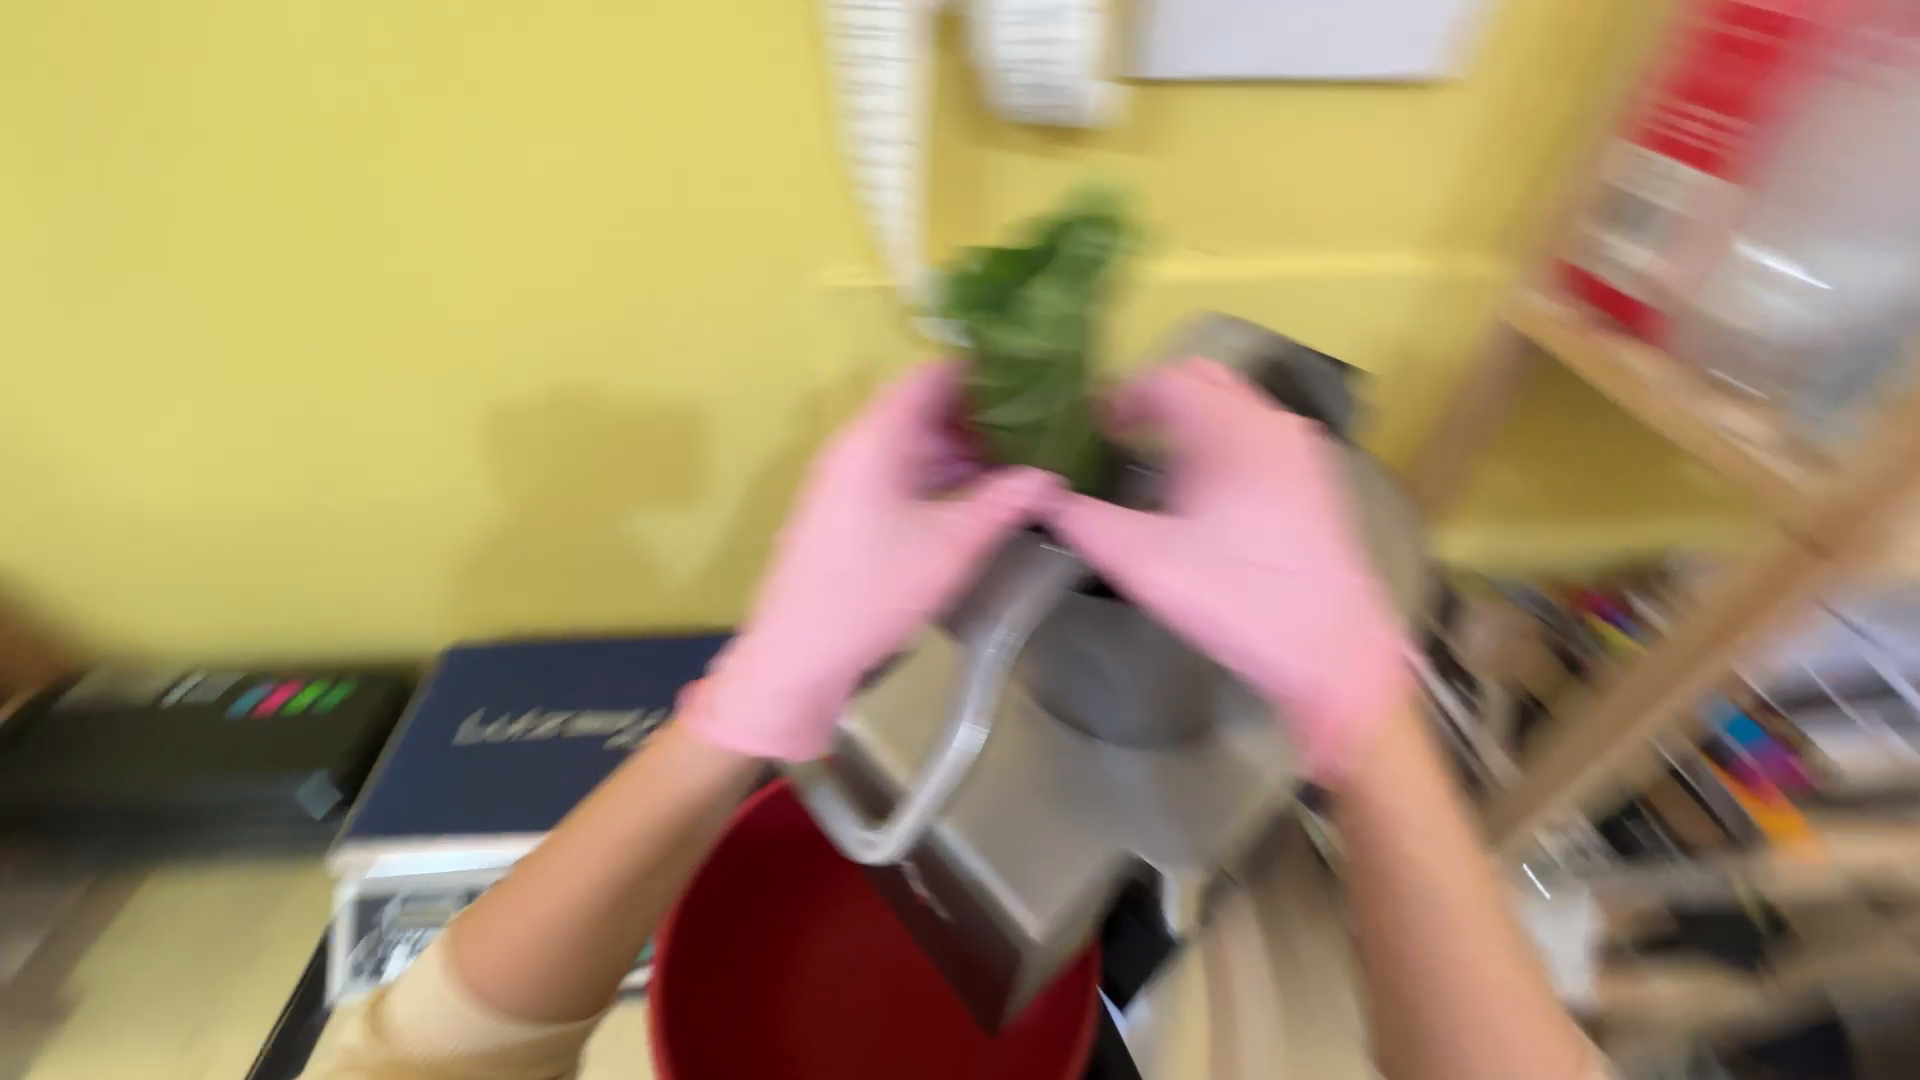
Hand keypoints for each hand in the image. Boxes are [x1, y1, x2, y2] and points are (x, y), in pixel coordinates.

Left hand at [683, 363, 1062, 760]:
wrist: (800, 652)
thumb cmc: (875, 588)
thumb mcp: (951, 543)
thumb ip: (1004, 503)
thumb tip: (1051, 477)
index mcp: (875, 437)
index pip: (929, 377)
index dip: (978, 375)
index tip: (1026, 385)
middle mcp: (855, 447)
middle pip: (921, 412)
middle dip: (976, 420)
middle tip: (1032, 433)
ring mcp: (846, 481)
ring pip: (910, 448)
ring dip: (957, 455)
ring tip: (1012, 469)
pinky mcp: (844, 512)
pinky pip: (896, 477)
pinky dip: (934, 480)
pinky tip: (971, 502)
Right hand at [1043, 358, 1408, 784]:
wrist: (1332, 652)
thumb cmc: (1233, 597)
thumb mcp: (1141, 561)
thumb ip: (1082, 521)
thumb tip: (1043, 498)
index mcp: (1228, 429)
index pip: (1165, 379)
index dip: (1121, 398)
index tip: (1094, 432)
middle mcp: (1271, 423)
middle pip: (1204, 378)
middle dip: (1155, 398)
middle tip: (1120, 436)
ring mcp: (1302, 450)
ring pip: (1236, 405)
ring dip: (1190, 418)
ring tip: (1155, 463)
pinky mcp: (1317, 480)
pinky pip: (1259, 434)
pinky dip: (1221, 440)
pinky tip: (1205, 493)